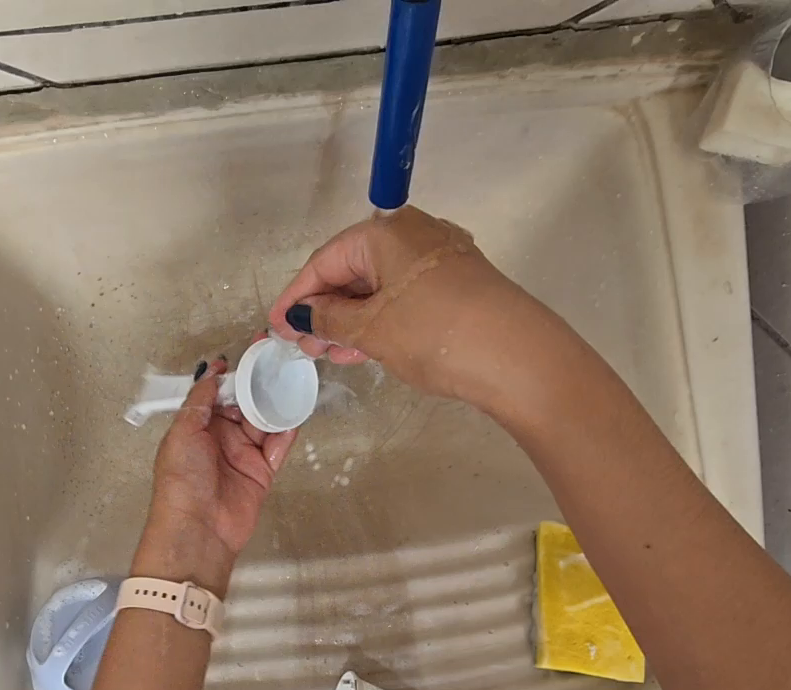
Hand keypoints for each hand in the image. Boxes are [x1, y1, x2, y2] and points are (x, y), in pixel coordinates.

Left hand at [135, 357, 296, 592]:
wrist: (198, 529)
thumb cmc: (182, 480)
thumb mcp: (182, 433)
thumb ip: (200, 400)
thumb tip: (212, 371)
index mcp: (197, 427)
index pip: (218, 394)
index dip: (234, 374)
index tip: (252, 352)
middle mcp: (221, 438)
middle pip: (245, 405)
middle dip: (259, 384)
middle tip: (279, 360)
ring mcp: (243, 455)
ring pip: (264, 422)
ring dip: (276, 402)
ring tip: (293, 378)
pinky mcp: (262, 472)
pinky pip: (278, 447)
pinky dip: (287, 431)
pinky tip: (297, 410)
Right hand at [267, 206, 570, 412]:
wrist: (515, 356)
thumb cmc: (433, 334)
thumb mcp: (369, 329)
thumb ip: (327, 318)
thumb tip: (301, 313)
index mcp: (383, 232)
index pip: (323, 262)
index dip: (295, 298)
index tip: (275, 329)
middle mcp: (411, 233)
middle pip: (351, 270)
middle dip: (323, 310)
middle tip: (304, 347)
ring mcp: (437, 257)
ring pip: (377, 286)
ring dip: (349, 320)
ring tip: (331, 353)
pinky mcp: (455, 283)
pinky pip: (402, 295)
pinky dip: (378, 319)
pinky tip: (365, 347)